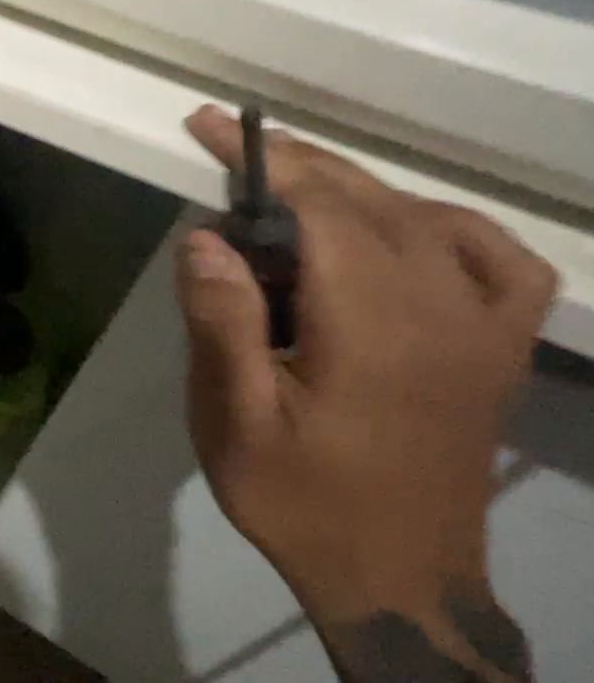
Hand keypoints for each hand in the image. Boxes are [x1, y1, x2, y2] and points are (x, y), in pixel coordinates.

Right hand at [176, 105, 553, 678]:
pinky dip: (447, 226)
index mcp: (375, 333)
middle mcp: (444, 318)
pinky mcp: (495, 351)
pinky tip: (401, 228)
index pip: (324, 212)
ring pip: (425, 221)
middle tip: (227, 142)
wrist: (395, 576)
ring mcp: (483, 333)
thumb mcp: (234, 418)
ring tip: (286, 186)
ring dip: (353, 187)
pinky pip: (498, 262)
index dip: (266, 162)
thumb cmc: (297, 497)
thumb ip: (224, 324)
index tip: (209, 128)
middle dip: (297, 164)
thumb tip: (206, 238)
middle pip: (372, 205)